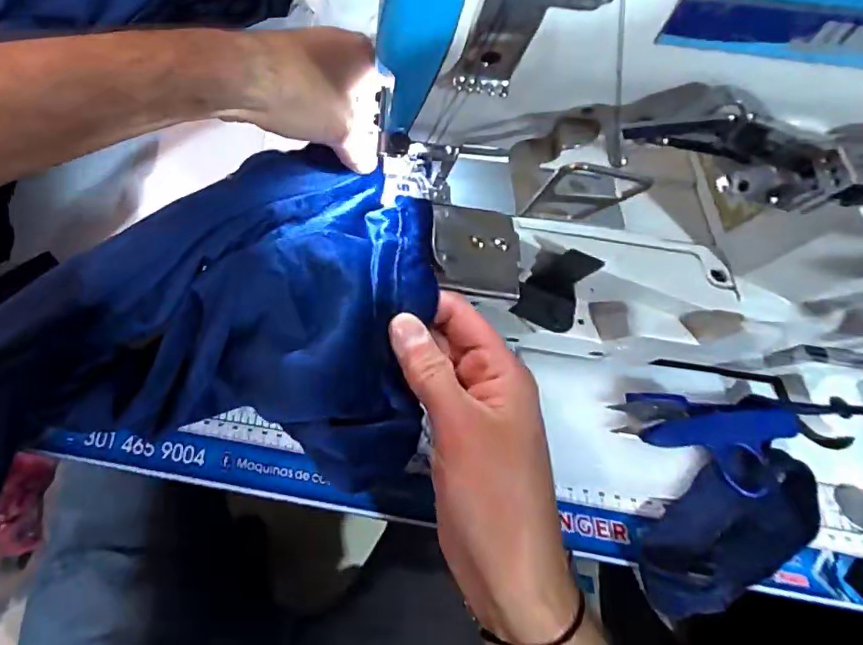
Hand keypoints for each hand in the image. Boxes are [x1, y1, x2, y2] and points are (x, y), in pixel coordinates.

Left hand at [223, 28, 380, 172]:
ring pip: (327, 86)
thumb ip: (360, 148)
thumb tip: (366, 163)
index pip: (387, 89)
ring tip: (319, 139)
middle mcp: (342, 40)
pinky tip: (295, 124)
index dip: (380, 119)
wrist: (240, 75)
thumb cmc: (303, 95)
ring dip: (324, 111)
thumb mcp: (340, 130)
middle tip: (345, 146)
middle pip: (355, 87)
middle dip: (351, 116)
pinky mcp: (281, 54)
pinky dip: (302, 103)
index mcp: (366, 51)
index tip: (370, 144)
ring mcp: (309, 44)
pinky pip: (303, 83)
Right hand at [391, 294, 585, 643]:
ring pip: (434, 367)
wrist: (506, 574)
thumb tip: (400, 318)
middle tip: (357, 310)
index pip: (462, 316)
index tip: (380, 288)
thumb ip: (430, 368)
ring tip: (357, 336)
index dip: (426, 300)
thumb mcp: (459, 425)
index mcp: (502, 372)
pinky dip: (404, 384)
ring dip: (403, 355)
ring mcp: (469, 412)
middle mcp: (486, 385)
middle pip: (446, 338)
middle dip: (409, 325)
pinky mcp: (452, 435)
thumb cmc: (492, 495)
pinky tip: (372, 376)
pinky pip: (428, 396)